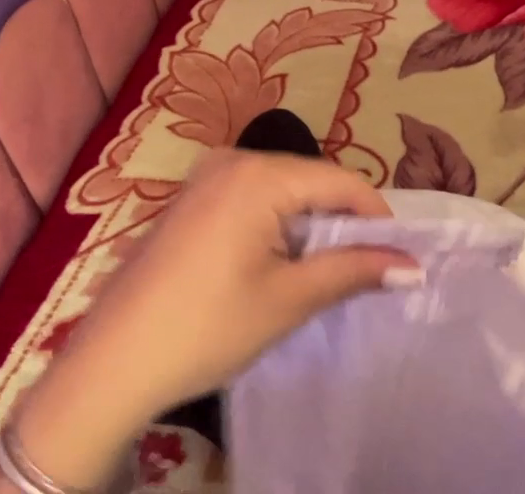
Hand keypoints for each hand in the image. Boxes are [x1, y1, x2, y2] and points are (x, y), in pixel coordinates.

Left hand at [5, 149, 414, 490]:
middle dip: (342, 221)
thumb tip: (414, 265)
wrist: (110, 363)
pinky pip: (251, 195)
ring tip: (322, 270)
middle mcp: (232, 160)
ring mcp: (205, 176)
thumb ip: (354, 270)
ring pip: (282, 188)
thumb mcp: (289, 299)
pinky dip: (276, 222)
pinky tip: (275, 262)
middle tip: (362, 268)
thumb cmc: (207, 327)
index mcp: (260, 174)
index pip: (342, 182)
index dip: (376, 218)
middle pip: (311, 180)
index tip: (397, 257)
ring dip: (309, 223)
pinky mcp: (188, 198)